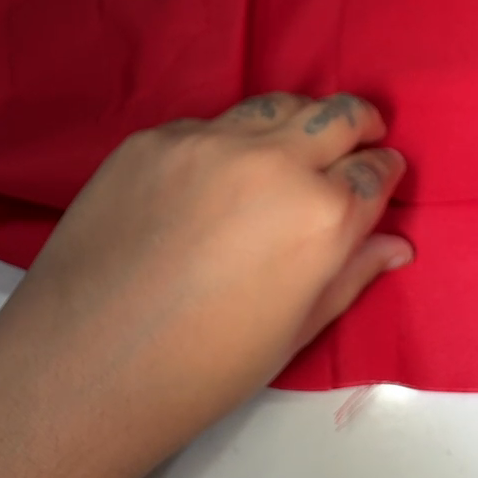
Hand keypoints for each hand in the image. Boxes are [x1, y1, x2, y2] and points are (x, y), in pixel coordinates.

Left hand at [0, 93, 409, 477]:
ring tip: (294, 145)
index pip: (375, 172)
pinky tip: (213, 178)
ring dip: (299, 122)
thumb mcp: (295, 332)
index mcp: (322, 215)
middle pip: (338, 116)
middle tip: (360, 137)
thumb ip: (352, 274)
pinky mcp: (153, 139)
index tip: (382, 176)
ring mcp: (208, 142)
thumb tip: (397, 244)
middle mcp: (275, 162)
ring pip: (276, 106)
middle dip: (360, 124)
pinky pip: (209, 126)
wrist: (80, 371)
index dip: (385, 174)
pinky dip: (228, 143)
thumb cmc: (204, 370)